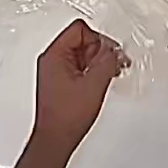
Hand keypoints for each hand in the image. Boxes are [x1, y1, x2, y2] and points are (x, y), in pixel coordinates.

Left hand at [30, 19, 123, 156]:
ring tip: (108, 75)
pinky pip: (80, 66)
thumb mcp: (95, 83)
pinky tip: (100, 82)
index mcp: (55, 55)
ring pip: (83, 53)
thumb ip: (107, 61)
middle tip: (112, 65)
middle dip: (100, 51)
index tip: (109, 53)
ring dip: (98, 62)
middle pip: (82, 39)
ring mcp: (56, 71)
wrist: (56, 138)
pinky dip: (93, 71)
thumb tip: (115, 50)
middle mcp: (52, 60)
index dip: (99, 39)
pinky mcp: (61, 81)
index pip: (79, 29)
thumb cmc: (67, 116)